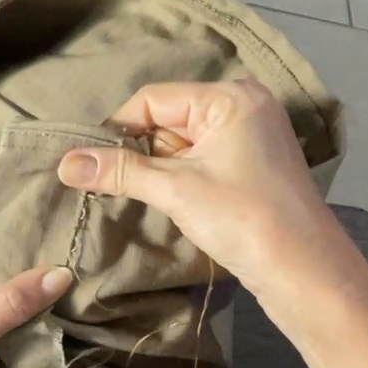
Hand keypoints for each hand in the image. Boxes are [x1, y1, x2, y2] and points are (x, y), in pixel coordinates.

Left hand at [0, 242, 72, 367]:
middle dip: (31, 283)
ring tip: (72, 301)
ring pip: (1, 302)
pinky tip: (53, 325)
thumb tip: (63, 273)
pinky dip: (21, 328)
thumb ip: (15, 301)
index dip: (24, 255)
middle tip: (77, 281)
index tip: (67, 256)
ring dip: (29, 309)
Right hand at [55, 80, 367, 318]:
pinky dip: (179, 177)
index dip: (118, 131)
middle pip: (165, 119)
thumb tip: (64, 163)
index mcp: (229, 97)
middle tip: (120, 187)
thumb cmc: (241, 218)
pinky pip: (199, 158)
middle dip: (140, 152)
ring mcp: (249, 135)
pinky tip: (173, 202)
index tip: (94, 166)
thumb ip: (119, 171)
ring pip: (180, 142)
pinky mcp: (249, 164)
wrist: (302, 269)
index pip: (152, 100)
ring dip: (158, 169)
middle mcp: (242, 105)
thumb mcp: (174, 189)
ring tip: (151, 198)